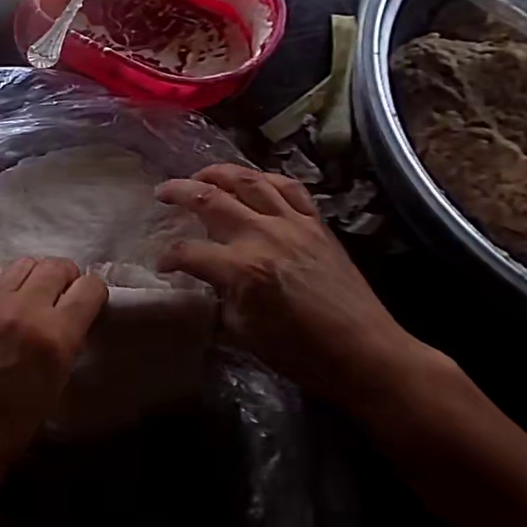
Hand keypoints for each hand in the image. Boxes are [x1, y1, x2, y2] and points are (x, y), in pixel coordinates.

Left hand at [0, 257, 106, 488]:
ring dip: (42, 274)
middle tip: (66, 297)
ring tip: (40, 295)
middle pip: (59, 266)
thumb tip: (79, 311)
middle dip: (70, 278)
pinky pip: (5, 275)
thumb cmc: (19, 419)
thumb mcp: (61, 376)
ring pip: (30, 262)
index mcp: (55, 336)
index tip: (91, 305)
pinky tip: (16, 303)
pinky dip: (18, 282)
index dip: (94, 293)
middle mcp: (27, 310)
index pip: (89, 287)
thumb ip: (71, 335)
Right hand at [156, 164, 446, 410]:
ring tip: (201, 175)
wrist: (364, 351)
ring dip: (218, 173)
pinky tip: (253, 181)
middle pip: (210, 200)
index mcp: (241, 269)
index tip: (162, 265)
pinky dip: (265, 178)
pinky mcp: (315, 222)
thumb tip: (205, 283)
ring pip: (248, 181)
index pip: (189, 252)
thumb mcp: (245, 334)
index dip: (169, 256)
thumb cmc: (301, 353)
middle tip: (162, 191)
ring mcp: (292, 223)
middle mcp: (263, 235)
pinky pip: (287, 187)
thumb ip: (219, 300)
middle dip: (179, 191)